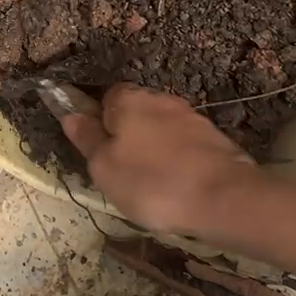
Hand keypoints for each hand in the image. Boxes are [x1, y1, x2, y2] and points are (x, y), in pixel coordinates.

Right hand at [58, 83, 257, 233]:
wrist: (224, 198)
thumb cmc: (152, 182)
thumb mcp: (104, 167)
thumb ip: (87, 138)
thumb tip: (71, 115)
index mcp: (128, 99)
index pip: (106, 97)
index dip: (99, 122)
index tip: (100, 151)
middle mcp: (160, 99)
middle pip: (135, 112)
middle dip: (128, 134)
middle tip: (123, 170)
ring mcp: (191, 116)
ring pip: (161, 128)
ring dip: (154, 148)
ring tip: (152, 183)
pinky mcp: (214, 137)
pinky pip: (184, 144)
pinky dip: (178, 159)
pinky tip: (178, 183)